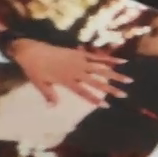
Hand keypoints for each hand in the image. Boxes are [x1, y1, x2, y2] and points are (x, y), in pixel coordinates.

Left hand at [5, 40, 130, 106]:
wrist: (28, 49)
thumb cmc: (32, 67)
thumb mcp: (38, 82)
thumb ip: (48, 94)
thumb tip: (53, 107)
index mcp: (66, 80)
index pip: (83, 92)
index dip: (94, 99)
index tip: (106, 106)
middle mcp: (76, 72)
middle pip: (97, 82)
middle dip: (111, 89)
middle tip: (124, 95)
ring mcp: (80, 62)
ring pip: (101, 70)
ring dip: (116, 75)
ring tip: (129, 80)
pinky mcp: (81, 54)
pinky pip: (98, 57)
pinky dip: (110, 59)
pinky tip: (123, 61)